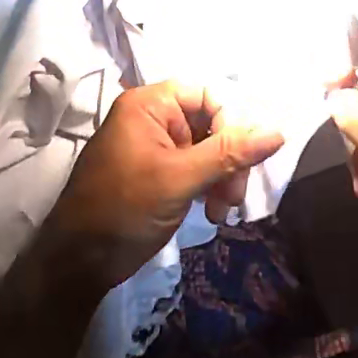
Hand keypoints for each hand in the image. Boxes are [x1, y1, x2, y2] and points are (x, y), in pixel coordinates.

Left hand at [37, 81, 284, 293]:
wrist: (79, 261)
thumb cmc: (124, 208)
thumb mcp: (180, 178)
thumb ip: (229, 153)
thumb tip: (278, 132)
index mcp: (149, 105)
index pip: (207, 95)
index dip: (229, 124)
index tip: (241, 160)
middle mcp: (152, 118)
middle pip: (210, 123)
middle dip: (229, 159)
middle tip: (234, 196)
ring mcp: (155, 147)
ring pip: (207, 149)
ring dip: (222, 177)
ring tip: (222, 210)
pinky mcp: (159, 172)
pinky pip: (195, 167)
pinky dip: (209, 187)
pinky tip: (212, 212)